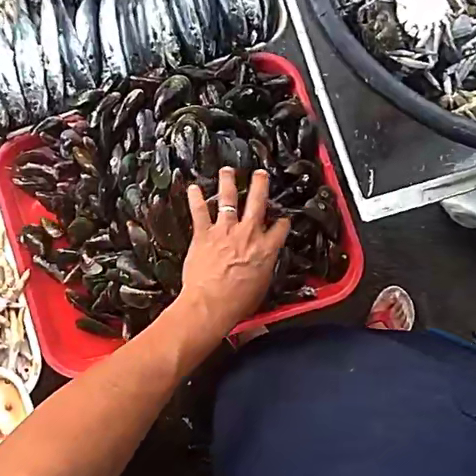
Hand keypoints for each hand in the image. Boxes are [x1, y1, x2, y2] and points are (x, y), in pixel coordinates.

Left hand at [179, 167, 289, 334]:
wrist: (211, 304)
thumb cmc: (237, 301)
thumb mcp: (262, 286)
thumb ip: (264, 269)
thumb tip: (263, 267)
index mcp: (267, 249)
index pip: (280, 227)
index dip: (283, 220)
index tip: (283, 217)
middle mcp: (248, 234)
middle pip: (258, 202)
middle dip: (260, 185)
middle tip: (260, 174)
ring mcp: (225, 231)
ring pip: (229, 199)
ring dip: (229, 182)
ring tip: (228, 171)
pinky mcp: (204, 235)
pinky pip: (199, 212)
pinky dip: (195, 199)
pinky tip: (193, 188)